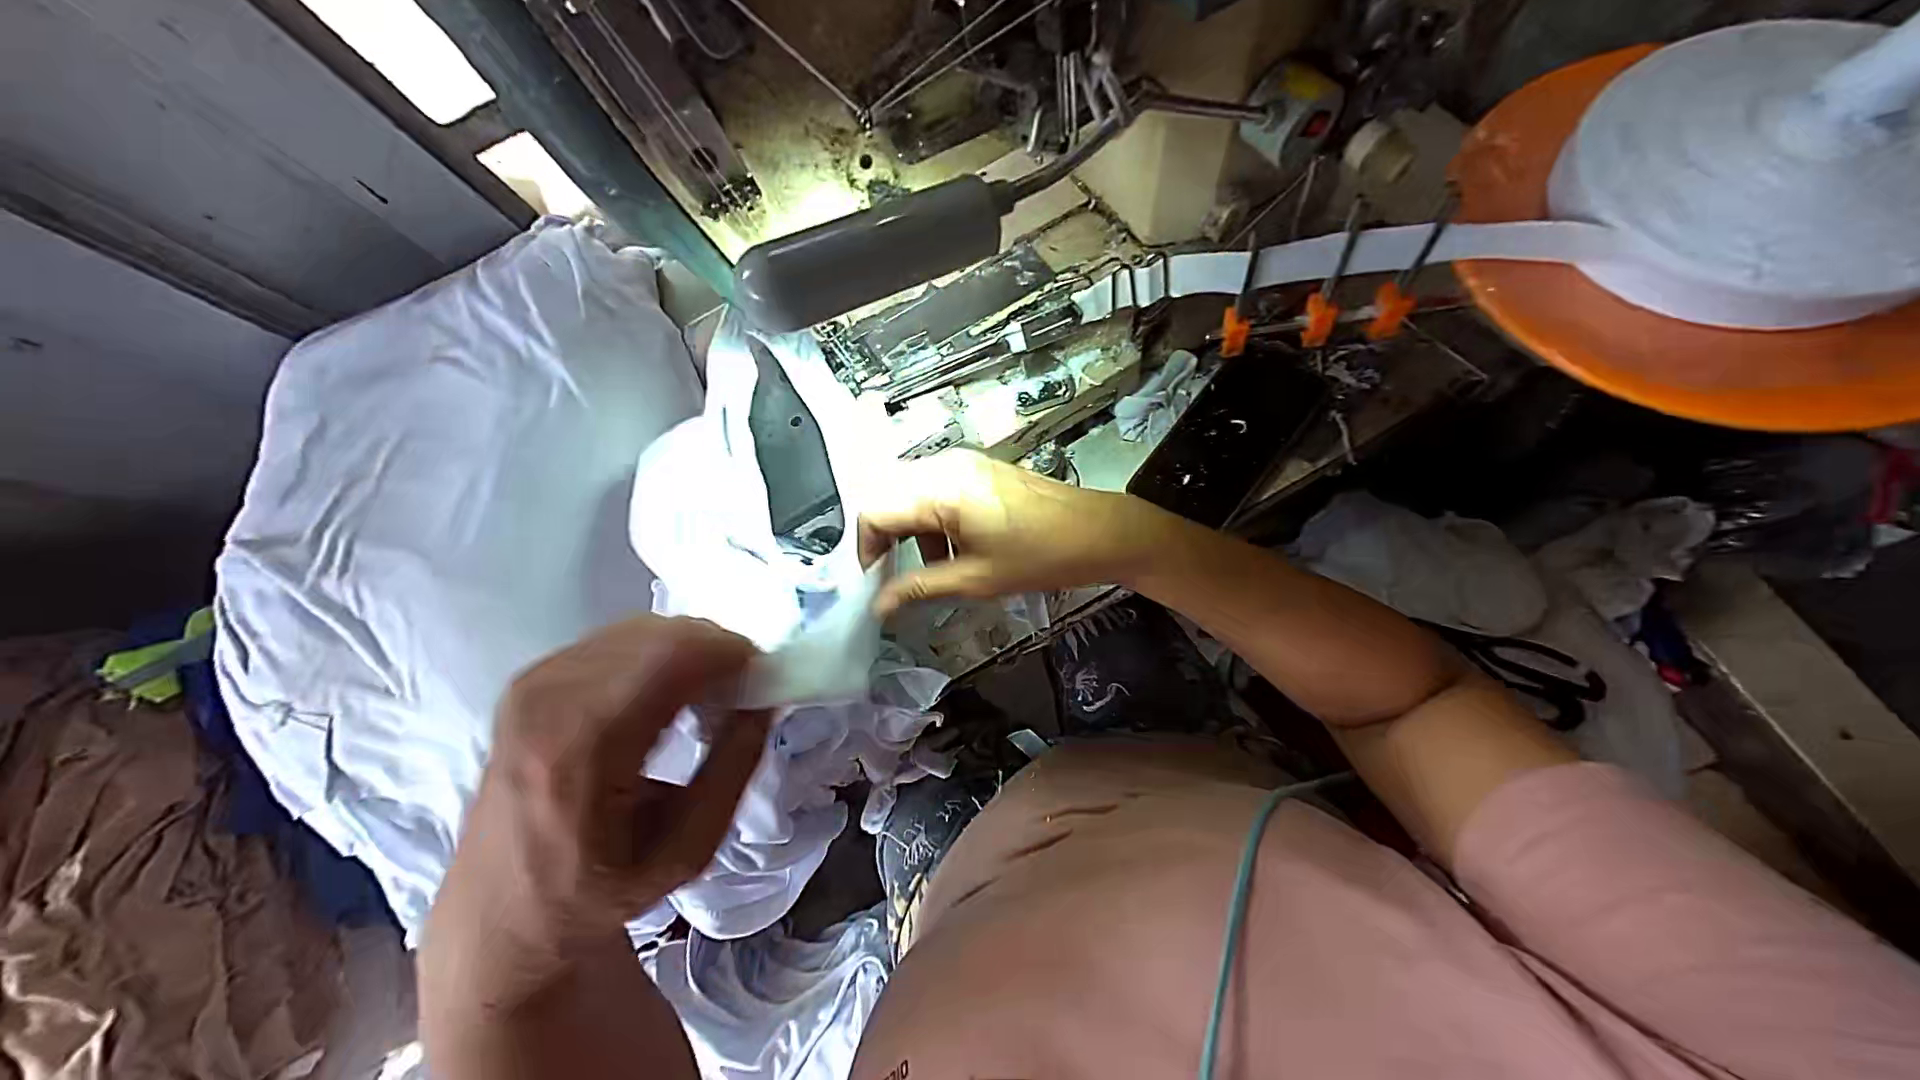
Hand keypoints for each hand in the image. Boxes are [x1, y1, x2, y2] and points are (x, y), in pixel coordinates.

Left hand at [427, 616, 769, 974]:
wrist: (502, 914)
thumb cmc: (600, 893)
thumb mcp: (688, 849)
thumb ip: (735, 767)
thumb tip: (767, 698)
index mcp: (582, 750)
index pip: (671, 657)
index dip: (729, 652)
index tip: (763, 676)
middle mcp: (548, 702)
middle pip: (658, 633)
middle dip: (713, 649)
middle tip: (739, 688)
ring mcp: (532, 686)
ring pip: (639, 629)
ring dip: (686, 651)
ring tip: (704, 695)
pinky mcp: (529, 681)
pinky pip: (614, 640)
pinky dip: (654, 655)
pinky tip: (664, 693)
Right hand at [859, 449, 1168, 614]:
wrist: (1100, 532)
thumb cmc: (1040, 556)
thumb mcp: (975, 578)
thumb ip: (920, 587)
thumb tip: (881, 605)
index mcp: (941, 489)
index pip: (876, 509)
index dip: (866, 547)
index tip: (873, 579)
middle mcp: (946, 465)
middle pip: (891, 496)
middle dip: (886, 537)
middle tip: (894, 574)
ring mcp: (964, 462)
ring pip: (913, 493)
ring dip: (912, 529)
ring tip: (932, 566)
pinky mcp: (979, 468)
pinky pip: (938, 489)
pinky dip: (934, 518)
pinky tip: (954, 547)